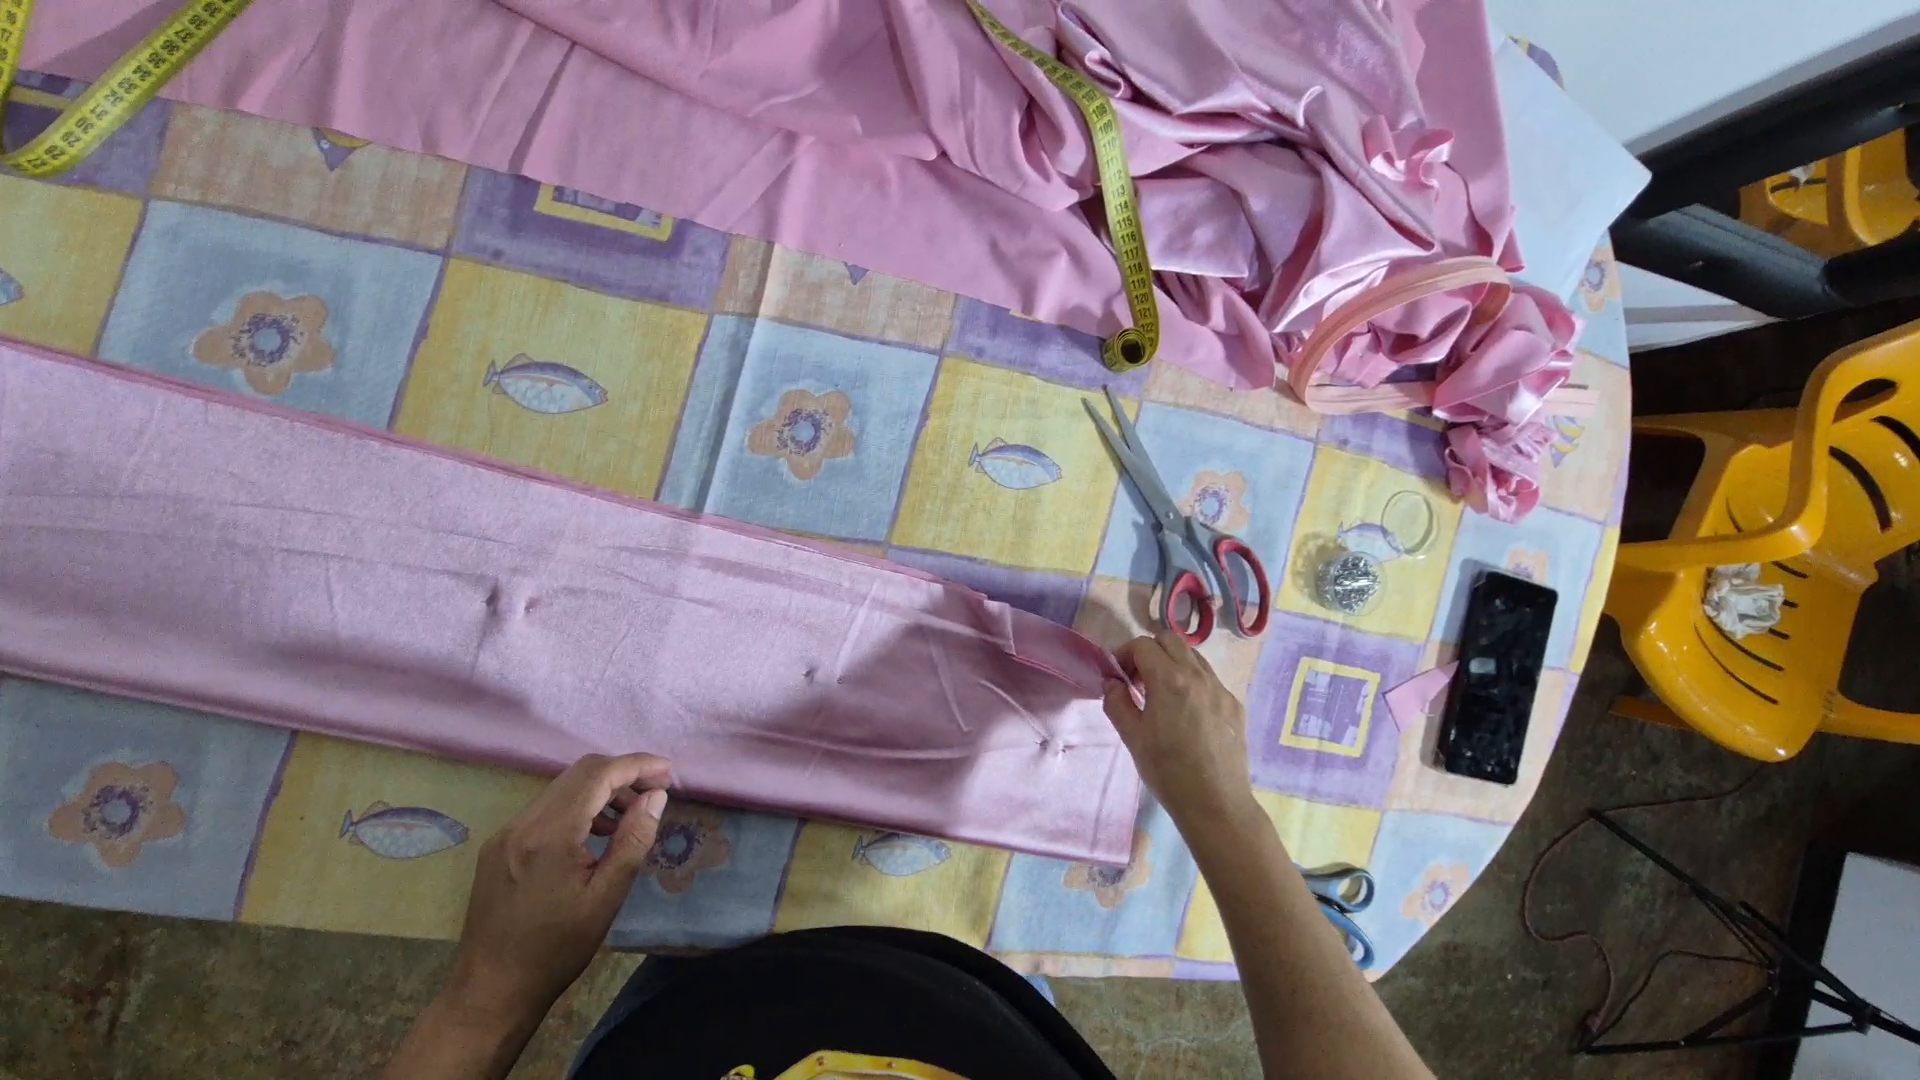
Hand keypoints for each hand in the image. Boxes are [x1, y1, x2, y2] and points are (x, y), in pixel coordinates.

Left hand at [443, 752, 673, 1026]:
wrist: (491, 992)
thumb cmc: (556, 949)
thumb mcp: (606, 898)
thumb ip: (633, 840)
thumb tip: (656, 797)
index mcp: (549, 835)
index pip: (598, 775)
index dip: (638, 765)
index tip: (669, 772)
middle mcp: (523, 823)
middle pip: (580, 773)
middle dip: (623, 773)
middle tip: (656, 791)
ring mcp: (506, 833)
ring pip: (563, 788)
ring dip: (601, 790)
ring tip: (631, 815)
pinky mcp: (499, 847)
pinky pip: (546, 809)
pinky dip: (579, 807)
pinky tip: (597, 834)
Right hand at [1103, 631, 1255, 828]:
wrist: (1215, 803)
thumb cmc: (1167, 771)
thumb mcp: (1132, 737)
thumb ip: (1117, 702)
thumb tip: (1113, 682)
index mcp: (1169, 680)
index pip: (1143, 645)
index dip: (1125, 654)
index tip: (1119, 676)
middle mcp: (1198, 676)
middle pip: (1170, 640)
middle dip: (1150, 651)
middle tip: (1139, 680)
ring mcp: (1221, 689)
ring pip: (1193, 656)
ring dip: (1173, 663)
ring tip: (1162, 694)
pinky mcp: (1235, 705)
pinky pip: (1210, 679)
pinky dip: (1192, 682)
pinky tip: (1187, 714)